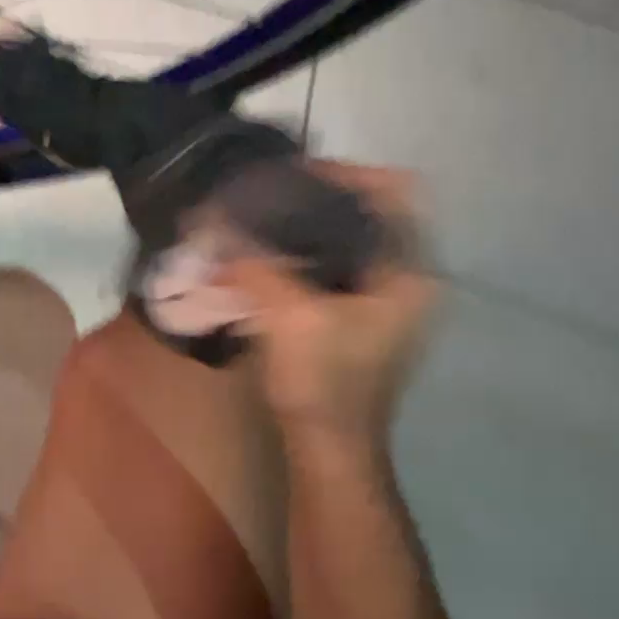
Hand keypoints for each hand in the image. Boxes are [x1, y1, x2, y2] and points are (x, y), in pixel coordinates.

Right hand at [220, 164, 435, 458]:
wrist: (330, 445)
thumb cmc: (326, 380)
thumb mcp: (288, 315)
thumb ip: (254, 262)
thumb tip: (211, 223)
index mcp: (406, 273)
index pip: (394, 192)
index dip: (345, 172)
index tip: (288, 173)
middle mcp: (400, 277)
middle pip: (360, 211)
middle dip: (307, 196)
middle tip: (256, 192)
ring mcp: (375, 296)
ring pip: (336, 236)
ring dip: (292, 223)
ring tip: (244, 217)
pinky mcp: (346, 312)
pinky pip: (319, 261)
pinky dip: (286, 250)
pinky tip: (248, 254)